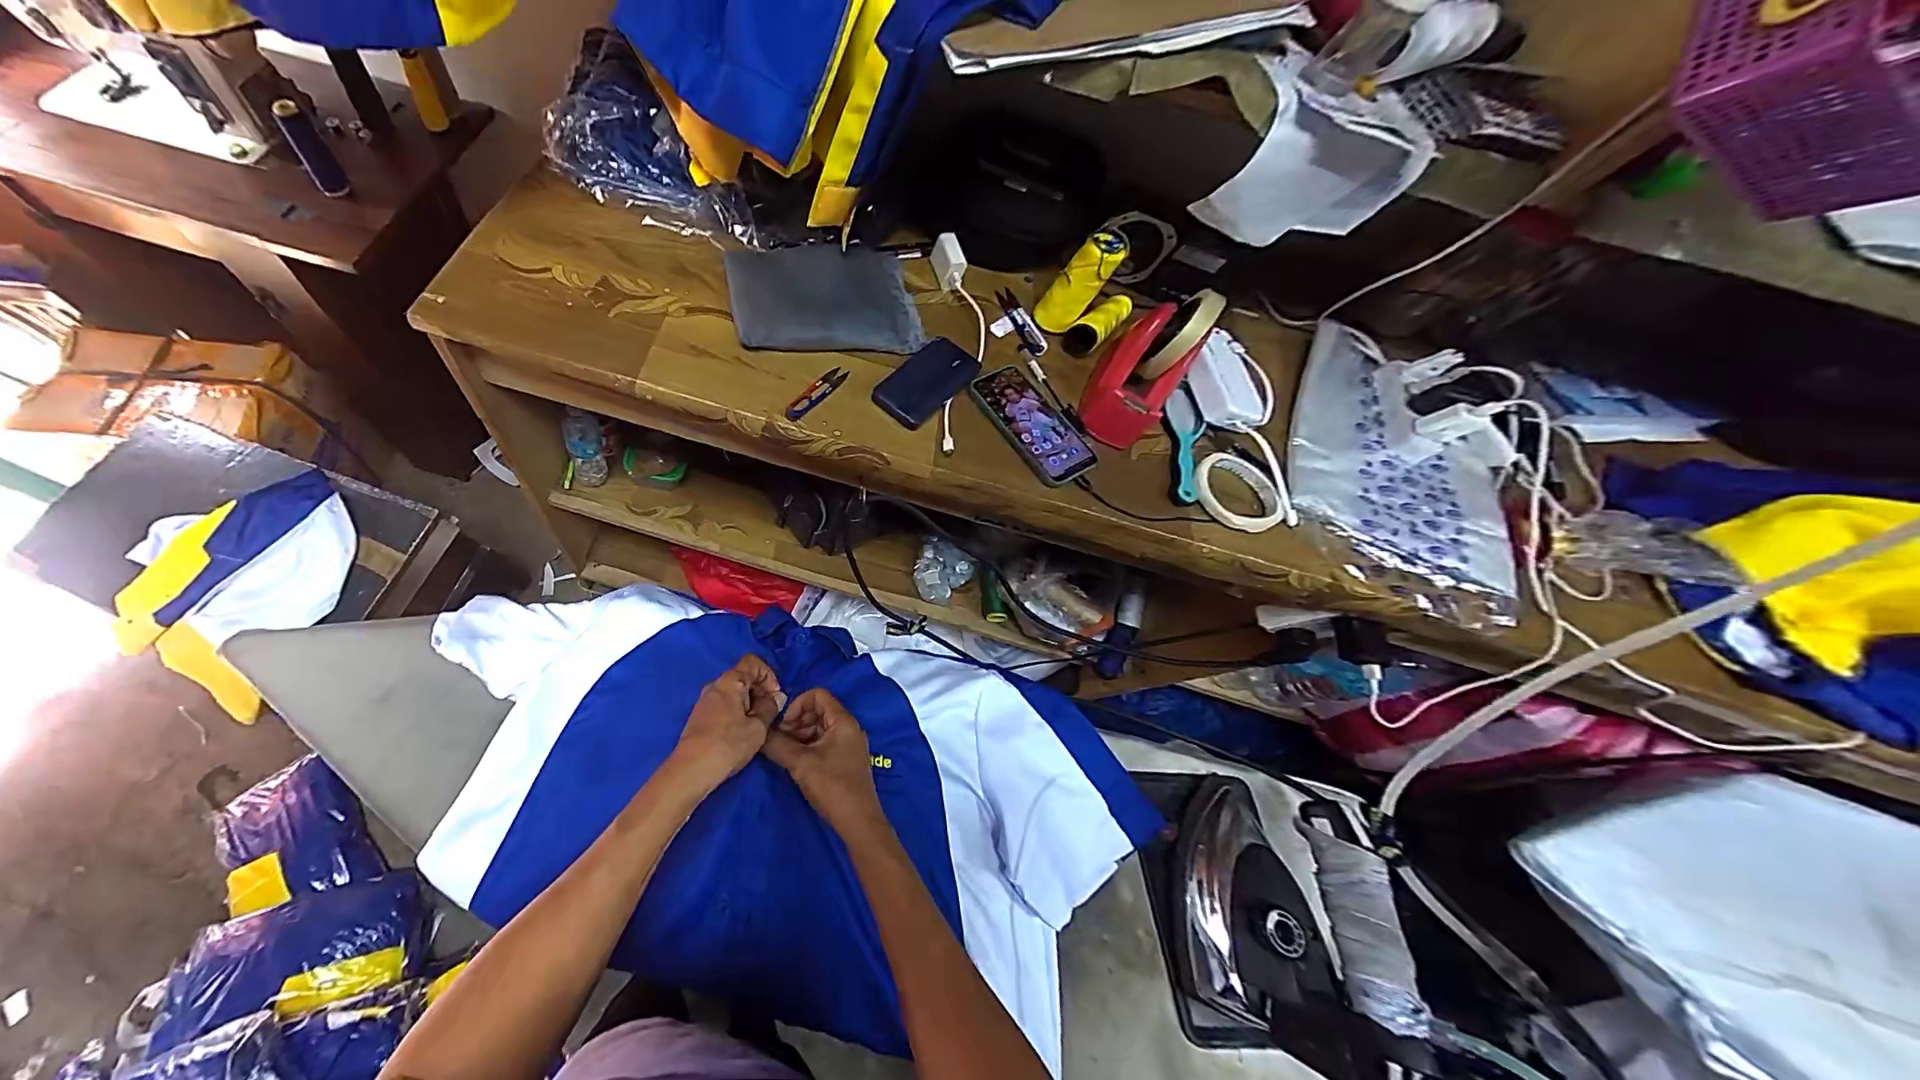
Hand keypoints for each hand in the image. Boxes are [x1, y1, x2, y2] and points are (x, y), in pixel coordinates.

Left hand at [669, 655, 784, 789]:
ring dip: (750, 703)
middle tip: (770, 713)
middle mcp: (715, 686)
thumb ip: (770, 708)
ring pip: (734, 692)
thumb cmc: (728, 744)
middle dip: (761, 691)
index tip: (775, 697)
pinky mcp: (700, 716)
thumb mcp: (758, 727)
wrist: (691, 770)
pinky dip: (738, 712)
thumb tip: (777, 696)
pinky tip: (742, 732)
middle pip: (743, 677)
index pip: (753, 662)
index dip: (769, 675)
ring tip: (757, 725)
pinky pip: (725, 705)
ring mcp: (705, 701)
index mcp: (729, 681)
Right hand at [761, 688, 882, 831]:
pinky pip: (824, 742)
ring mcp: (849, 744)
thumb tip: (759, 734)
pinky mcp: (845, 759)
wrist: (857, 819)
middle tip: (780, 742)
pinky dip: (809, 747)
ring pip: (820, 727)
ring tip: (786, 754)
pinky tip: (797, 763)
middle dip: (796, 722)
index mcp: (843, 720)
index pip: (818, 695)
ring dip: (800, 736)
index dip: (797, 705)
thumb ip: (777, 744)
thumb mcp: (800, 763)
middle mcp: (849, 727)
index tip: (783, 727)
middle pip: (818, 710)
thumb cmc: (832, 785)